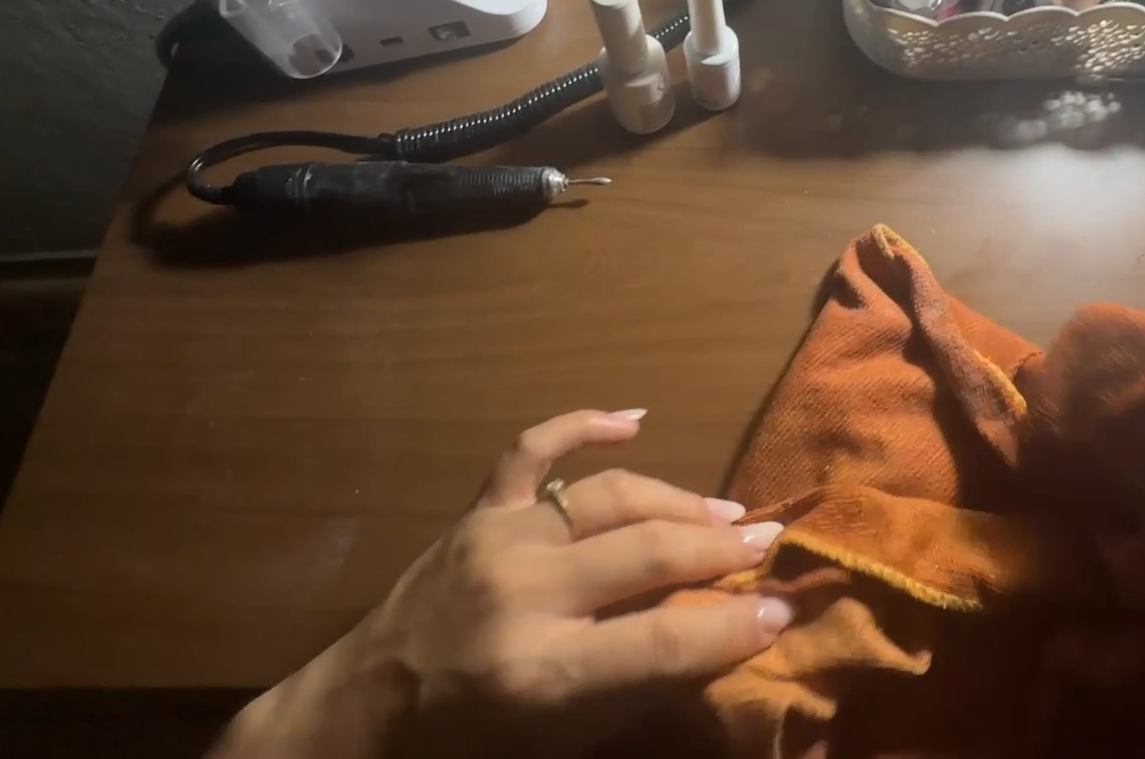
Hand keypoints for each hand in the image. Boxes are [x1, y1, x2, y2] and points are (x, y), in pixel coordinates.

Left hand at [210, 409, 790, 757]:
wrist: (360, 713)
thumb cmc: (467, 745)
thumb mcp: (560, 739)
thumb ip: (639, 681)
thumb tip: (720, 626)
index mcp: (540, 673)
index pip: (664, 640)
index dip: (735, 624)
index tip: (785, 607)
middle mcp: (522, 593)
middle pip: (645, 553)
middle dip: (719, 547)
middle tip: (767, 543)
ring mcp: (497, 538)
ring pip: (608, 496)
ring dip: (676, 498)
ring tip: (725, 509)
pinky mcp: (477, 509)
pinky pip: (534, 448)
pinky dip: (584, 423)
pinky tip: (634, 418)